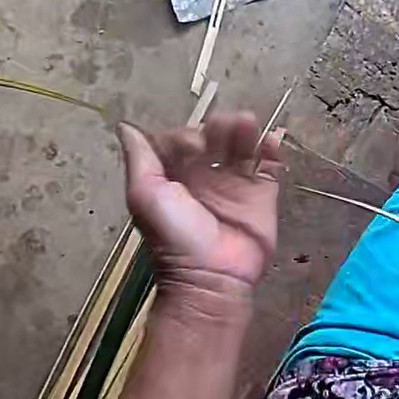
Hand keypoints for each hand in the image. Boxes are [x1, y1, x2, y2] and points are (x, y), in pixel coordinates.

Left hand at [118, 112, 284, 305]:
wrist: (212, 275)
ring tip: (248, 123)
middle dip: (221, 126)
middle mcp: (208, 176)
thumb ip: (141, 159)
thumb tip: (125, 125)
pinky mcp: (263, 195)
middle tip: (227, 123)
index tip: (194, 146)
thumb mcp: (146, 195)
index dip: (190, 135)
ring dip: (247, 132)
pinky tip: (273, 138)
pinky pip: (269, 167)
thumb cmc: (174, 237)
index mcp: (177, 175)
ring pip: (244, 148)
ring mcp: (237, 184)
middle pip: (218, 139)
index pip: (185, 140)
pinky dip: (273, 151)